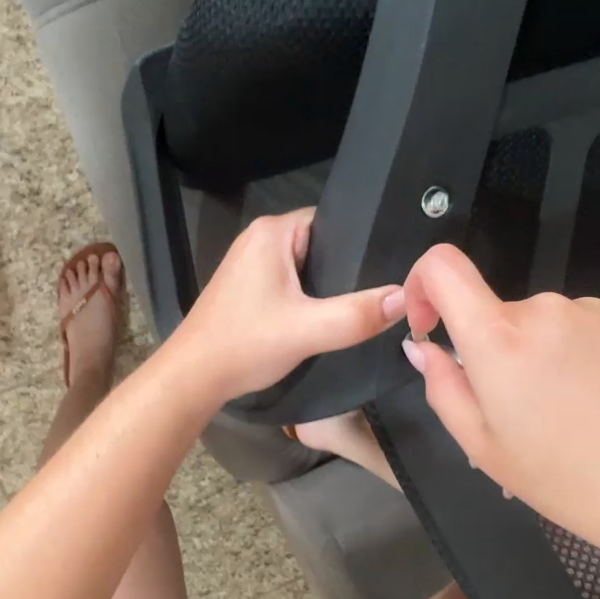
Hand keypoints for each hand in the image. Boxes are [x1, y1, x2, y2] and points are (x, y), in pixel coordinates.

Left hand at [171, 208, 404, 402]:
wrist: (193, 377)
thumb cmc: (245, 344)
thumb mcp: (307, 330)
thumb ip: (356, 314)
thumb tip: (406, 297)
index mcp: (272, 232)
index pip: (333, 221)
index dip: (362, 243)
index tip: (393, 266)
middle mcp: (260, 239)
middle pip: (322, 245)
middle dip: (349, 269)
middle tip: (384, 292)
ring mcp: (252, 264)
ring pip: (308, 268)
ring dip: (329, 288)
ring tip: (364, 306)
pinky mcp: (249, 289)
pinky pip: (292, 284)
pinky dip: (310, 299)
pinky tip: (329, 318)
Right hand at [400, 244, 599, 573]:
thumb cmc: (574, 482)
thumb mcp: (485, 448)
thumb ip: (444, 388)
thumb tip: (427, 349)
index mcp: (500, 335)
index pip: (442, 265)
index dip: (421, 286)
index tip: (430, 330)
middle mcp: (545, 308)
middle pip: (493, 314)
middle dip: (490, 356)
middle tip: (513, 421)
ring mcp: (594, 313)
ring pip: (537, 330)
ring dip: (533, 364)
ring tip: (564, 427)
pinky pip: (578, 336)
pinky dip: (571, 365)